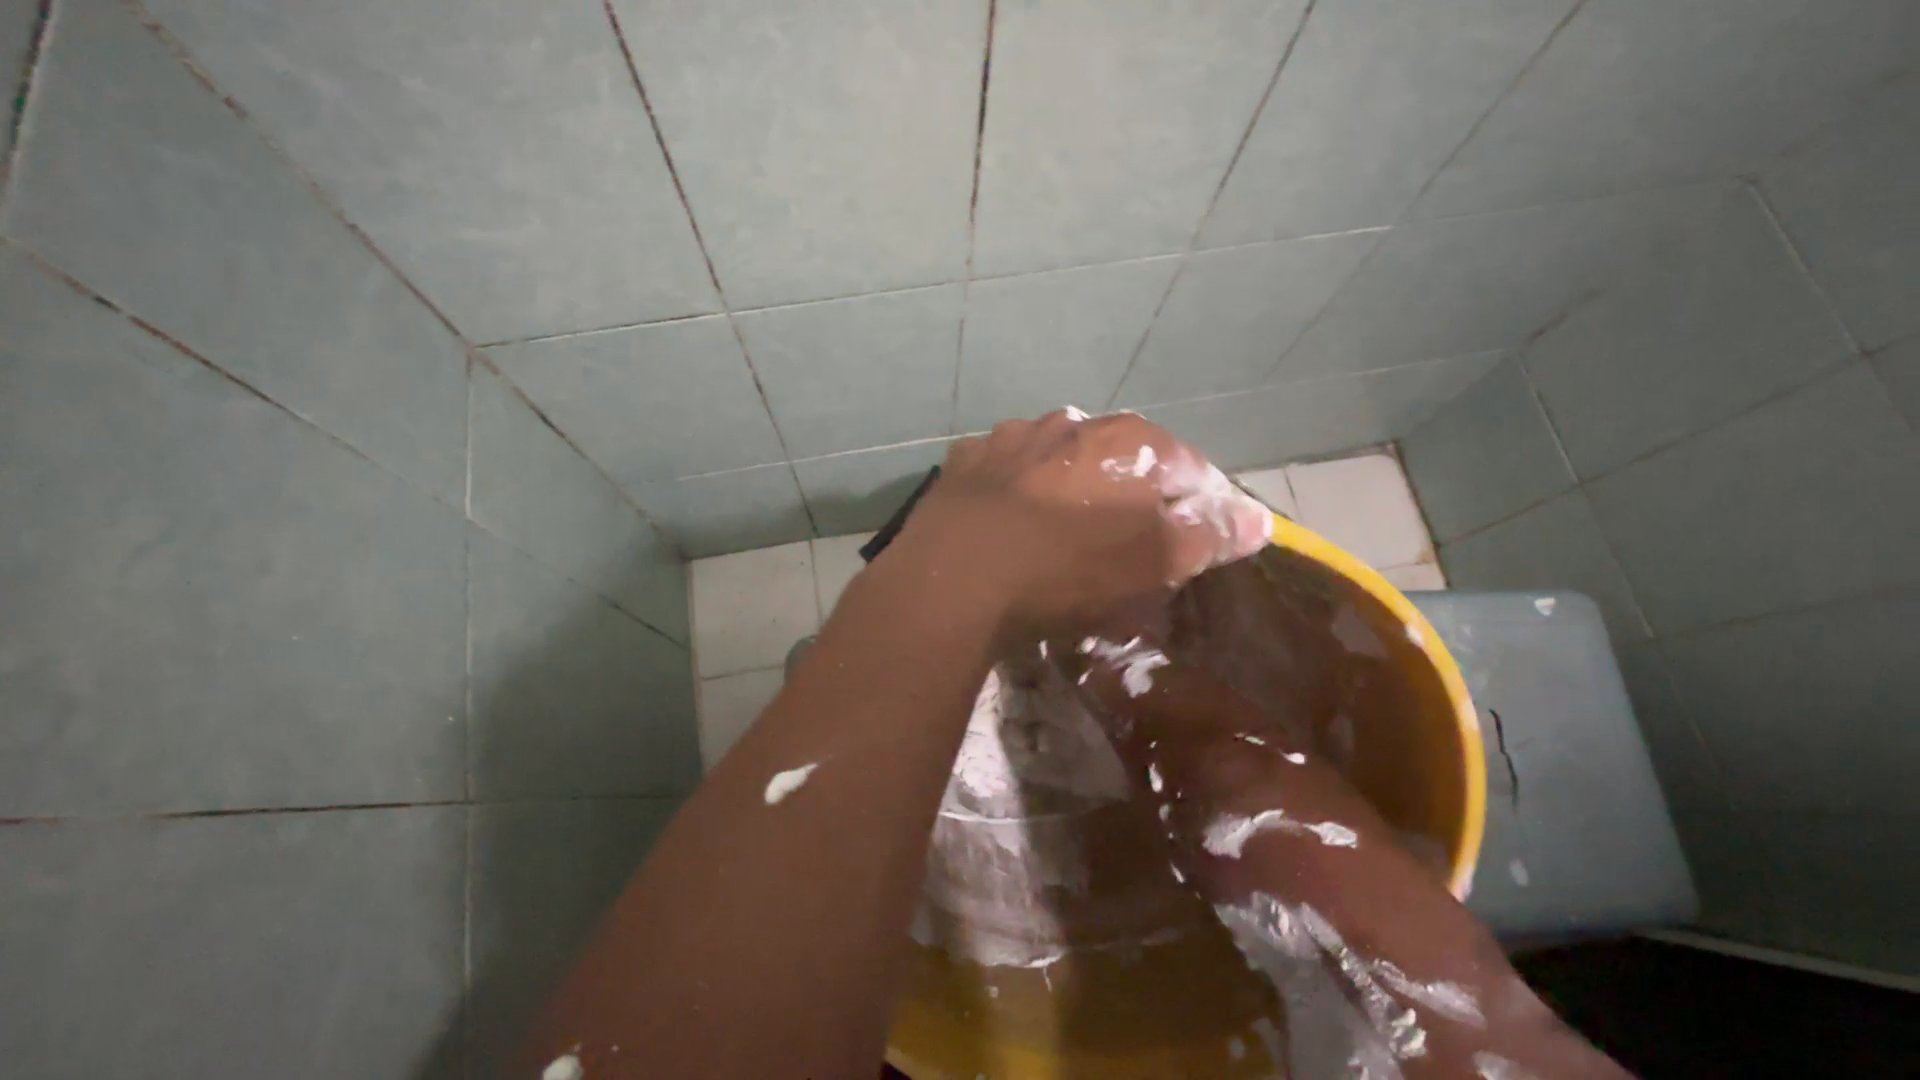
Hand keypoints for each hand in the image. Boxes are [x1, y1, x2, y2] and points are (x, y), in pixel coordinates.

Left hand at [888, 408, 1270, 639]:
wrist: (952, 579)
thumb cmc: (1064, 570)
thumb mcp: (1150, 562)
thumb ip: (1207, 535)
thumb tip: (1258, 519)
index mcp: (1122, 440)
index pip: (1184, 461)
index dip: (1199, 499)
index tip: (1198, 535)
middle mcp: (1068, 422)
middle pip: (1117, 456)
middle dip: (1131, 491)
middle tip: (1130, 538)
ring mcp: (1009, 438)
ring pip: (1058, 459)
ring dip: (1071, 487)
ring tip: (1067, 532)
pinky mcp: (964, 464)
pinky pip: (1006, 474)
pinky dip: (1018, 494)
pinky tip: (1011, 524)